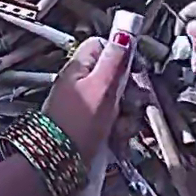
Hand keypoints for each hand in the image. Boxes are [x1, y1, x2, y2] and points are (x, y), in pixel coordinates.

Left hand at [43, 33, 134, 161]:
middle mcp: (81, 84)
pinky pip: (114, 123)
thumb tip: (124, 32)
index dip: (123, 56)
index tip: (137, 71)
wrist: (59, 162)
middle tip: (128, 106)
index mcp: (79, 68)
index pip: (104, 47)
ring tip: (118, 129)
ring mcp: (86, 106)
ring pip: (119, 103)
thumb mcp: (101, 88)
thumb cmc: (75, 125)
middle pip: (117, 77)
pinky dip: (119, 132)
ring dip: (126, 117)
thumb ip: (115, 60)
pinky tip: (115, 141)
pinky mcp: (91, 127)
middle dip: (130, 94)